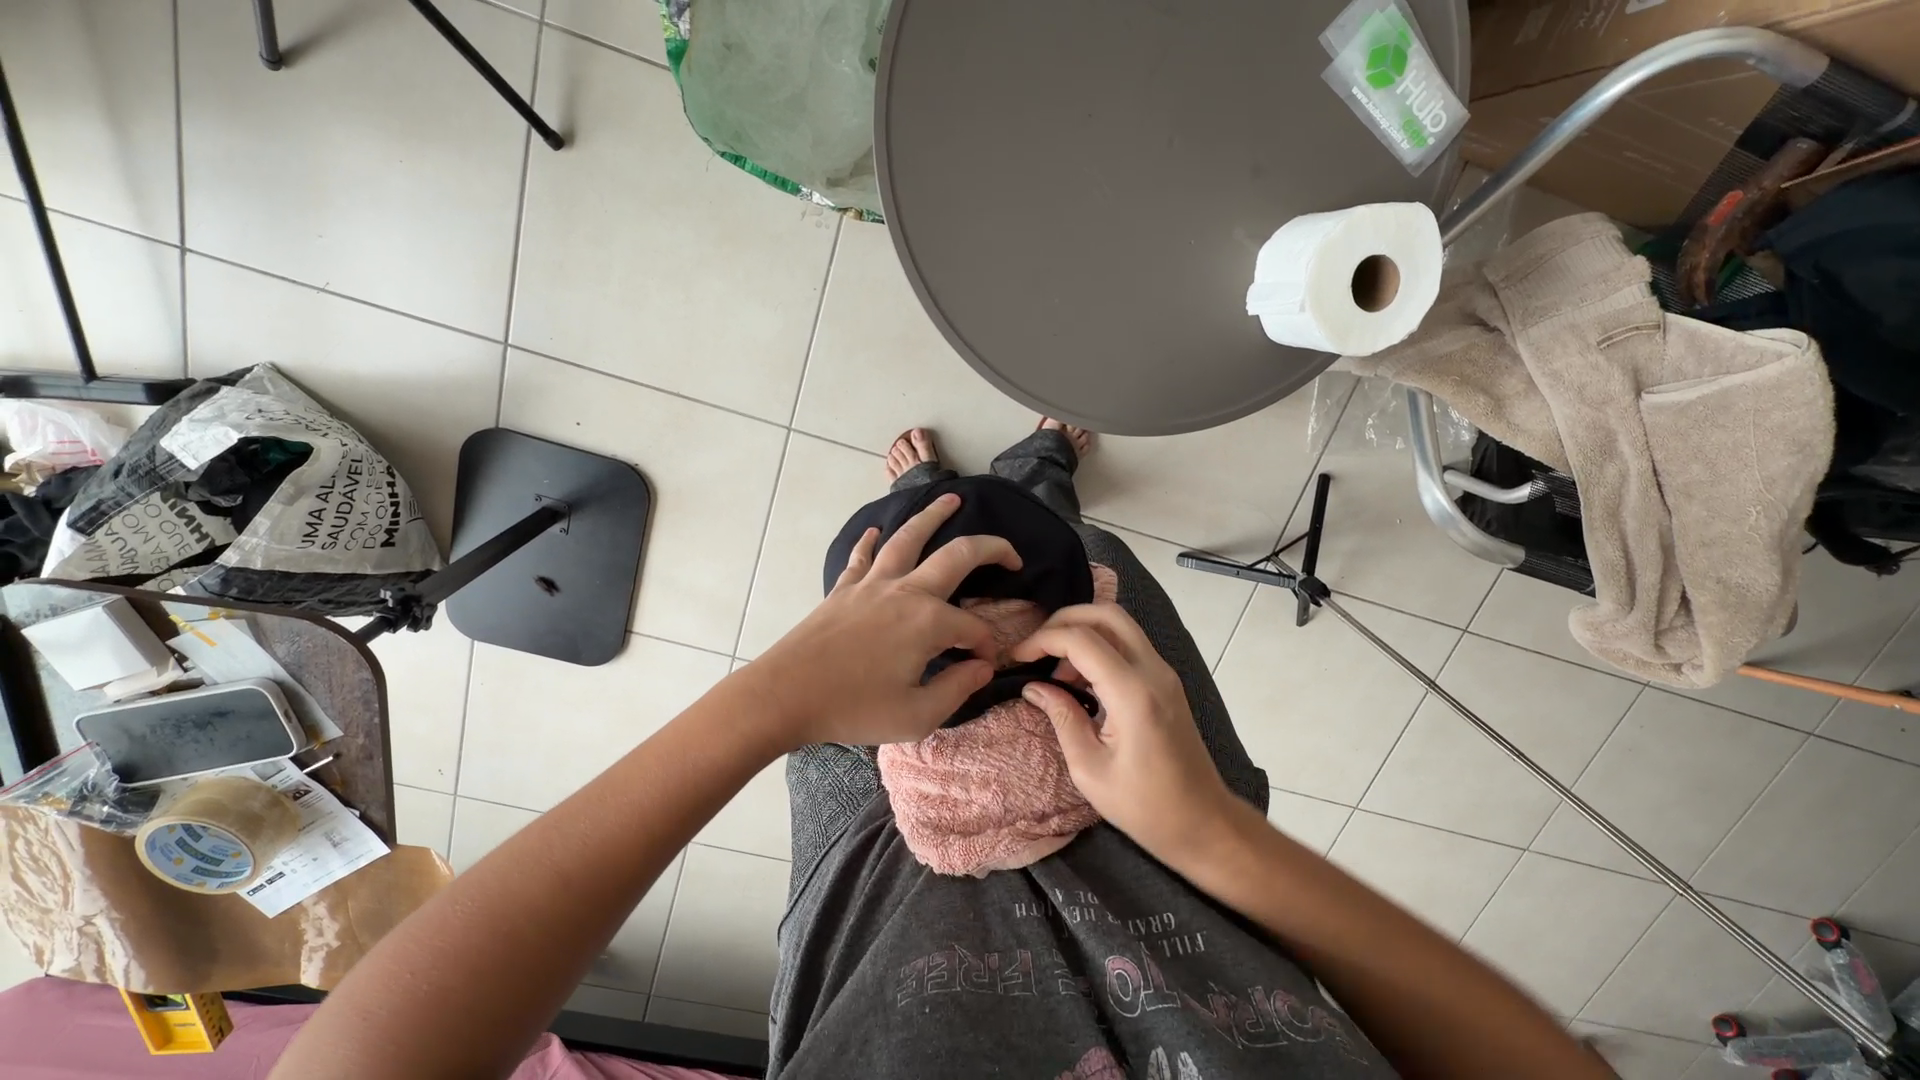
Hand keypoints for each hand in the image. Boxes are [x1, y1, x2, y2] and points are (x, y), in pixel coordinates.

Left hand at [749, 493, 1019, 747]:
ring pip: (908, 538)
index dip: (987, 646)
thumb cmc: (853, 709)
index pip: (975, 627)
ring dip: (933, 516)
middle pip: (957, 555)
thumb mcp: (917, 716)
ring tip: (951, 499)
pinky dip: (872, 540)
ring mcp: (871, 585)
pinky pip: (863, 556)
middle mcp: (905, 591)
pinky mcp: (843, 590)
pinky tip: (875, 530)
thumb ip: (958, 689)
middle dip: (991, 548)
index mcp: (928, 622)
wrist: (784, 696)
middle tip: (1012, 553)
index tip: (983, 666)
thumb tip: (983, 667)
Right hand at [1011, 603, 1239, 859]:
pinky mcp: (1167, 682)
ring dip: (1083, 633)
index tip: (1017, 658)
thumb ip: (1062, 719)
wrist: (1204, 822)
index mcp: (1133, 693)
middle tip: (1036, 648)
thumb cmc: (1145, 806)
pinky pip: (1130, 645)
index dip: (1043, 640)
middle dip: (1064, 620)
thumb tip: (1034, 687)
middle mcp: (1153, 671)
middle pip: (1106, 614)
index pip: (1082, 639)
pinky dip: (1100, 647)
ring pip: (1120, 625)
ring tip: (1057, 672)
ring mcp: (1165, 674)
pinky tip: (1081, 682)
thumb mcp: (1090, 770)